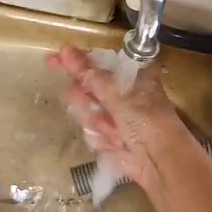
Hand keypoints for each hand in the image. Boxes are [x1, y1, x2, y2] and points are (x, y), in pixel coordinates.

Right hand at [46, 44, 200, 194]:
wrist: (158, 161)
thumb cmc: (146, 120)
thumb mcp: (118, 93)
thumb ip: (89, 73)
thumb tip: (65, 50)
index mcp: (129, 76)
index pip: (96, 62)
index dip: (74, 61)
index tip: (53, 60)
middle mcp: (120, 93)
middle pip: (85, 87)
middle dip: (85, 99)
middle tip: (87, 103)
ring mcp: (113, 116)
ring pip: (84, 112)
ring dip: (96, 121)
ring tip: (113, 129)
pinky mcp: (108, 137)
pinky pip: (90, 132)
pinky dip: (102, 137)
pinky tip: (115, 143)